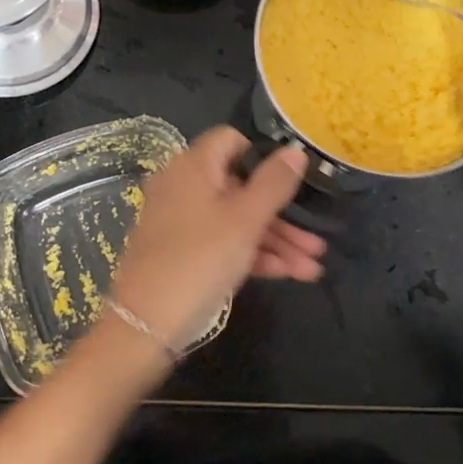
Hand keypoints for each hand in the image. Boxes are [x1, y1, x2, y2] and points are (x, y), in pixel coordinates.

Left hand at [110, 127, 323, 350]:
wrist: (146, 323)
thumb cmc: (200, 259)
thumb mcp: (245, 220)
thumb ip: (273, 183)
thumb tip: (296, 149)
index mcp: (193, 166)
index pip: (231, 140)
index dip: (264, 157)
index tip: (293, 181)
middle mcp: (182, 185)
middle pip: (239, 187)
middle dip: (282, 216)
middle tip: (316, 242)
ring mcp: (179, 220)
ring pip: (234, 219)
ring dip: (275, 241)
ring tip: (312, 269)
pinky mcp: (179, 251)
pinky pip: (221, 241)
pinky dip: (251, 254)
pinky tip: (286, 275)